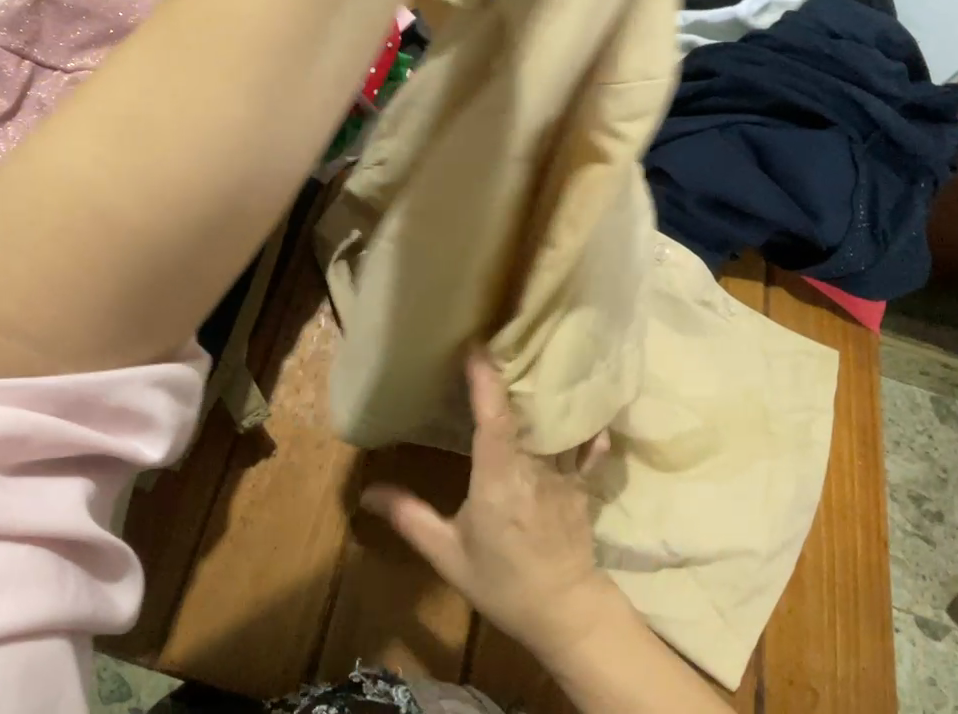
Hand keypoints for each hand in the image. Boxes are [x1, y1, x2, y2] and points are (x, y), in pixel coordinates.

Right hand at [361, 354, 620, 661]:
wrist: (564, 614)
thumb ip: (409, 517)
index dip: (484, 380)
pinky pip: (590, 450)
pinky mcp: (583, 487)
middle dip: (515, 375)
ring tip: (537, 365)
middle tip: (502, 343)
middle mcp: (533, 466)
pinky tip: (587, 411)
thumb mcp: (447, 553)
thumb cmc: (501, 583)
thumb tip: (367, 492)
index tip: (475, 346)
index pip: (491, 418)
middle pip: (527, 411)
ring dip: (547, 394)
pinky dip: (588, 429)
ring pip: (558, 424)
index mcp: (497, 476)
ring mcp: (565, 475)